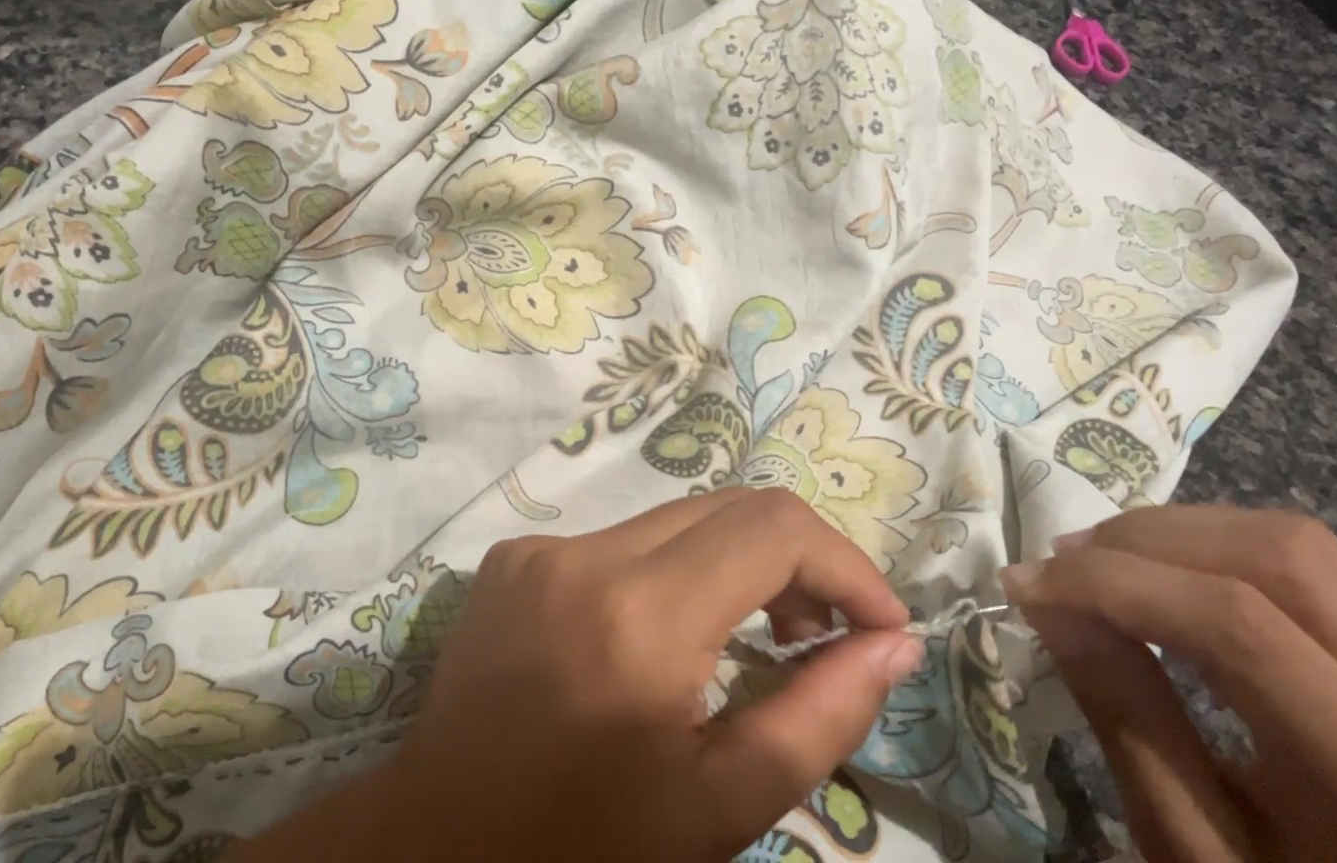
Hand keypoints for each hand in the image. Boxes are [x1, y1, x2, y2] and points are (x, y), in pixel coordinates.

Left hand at [245, 488, 924, 861]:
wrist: (443, 843)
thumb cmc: (587, 841)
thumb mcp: (722, 800)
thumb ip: (822, 714)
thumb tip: (893, 643)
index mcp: (639, 614)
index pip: (773, 527)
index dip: (846, 565)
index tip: (879, 627)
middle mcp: (584, 554)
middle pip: (727, 508)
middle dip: (797, 561)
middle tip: (820, 637)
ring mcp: (538, 548)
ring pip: (675, 521)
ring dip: (734, 564)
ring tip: (758, 636)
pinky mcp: (511, 558)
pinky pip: (619, 541)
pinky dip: (670, 571)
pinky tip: (667, 636)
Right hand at [1001, 505, 1336, 862]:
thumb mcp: (1190, 846)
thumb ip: (1125, 718)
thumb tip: (1047, 603)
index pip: (1237, 624)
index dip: (1114, 584)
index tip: (1025, 584)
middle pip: (1283, 559)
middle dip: (1149, 540)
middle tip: (1061, 562)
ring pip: (1303, 547)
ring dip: (1183, 532)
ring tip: (1100, 558)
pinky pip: (1317, 573)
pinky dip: (1220, 550)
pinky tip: (1163, 573)